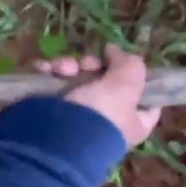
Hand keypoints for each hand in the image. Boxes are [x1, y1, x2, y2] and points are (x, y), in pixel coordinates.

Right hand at [39, 44, 161, 147]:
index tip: (122, 64)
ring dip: (66, 65)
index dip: (136, 78)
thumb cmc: (95, 116)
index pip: (143, 96)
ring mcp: (73, 107)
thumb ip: (129, 66)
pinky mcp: (46, 101)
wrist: (49, 136)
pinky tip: (42, 69)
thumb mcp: (123, 90)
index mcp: (132, 119)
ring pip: (74, 75)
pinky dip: (45, 70)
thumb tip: (117, 50)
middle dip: (92, 66)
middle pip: (103, 79)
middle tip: (85, 66)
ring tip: (59, 69)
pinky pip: (48, 78)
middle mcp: (104, 114)